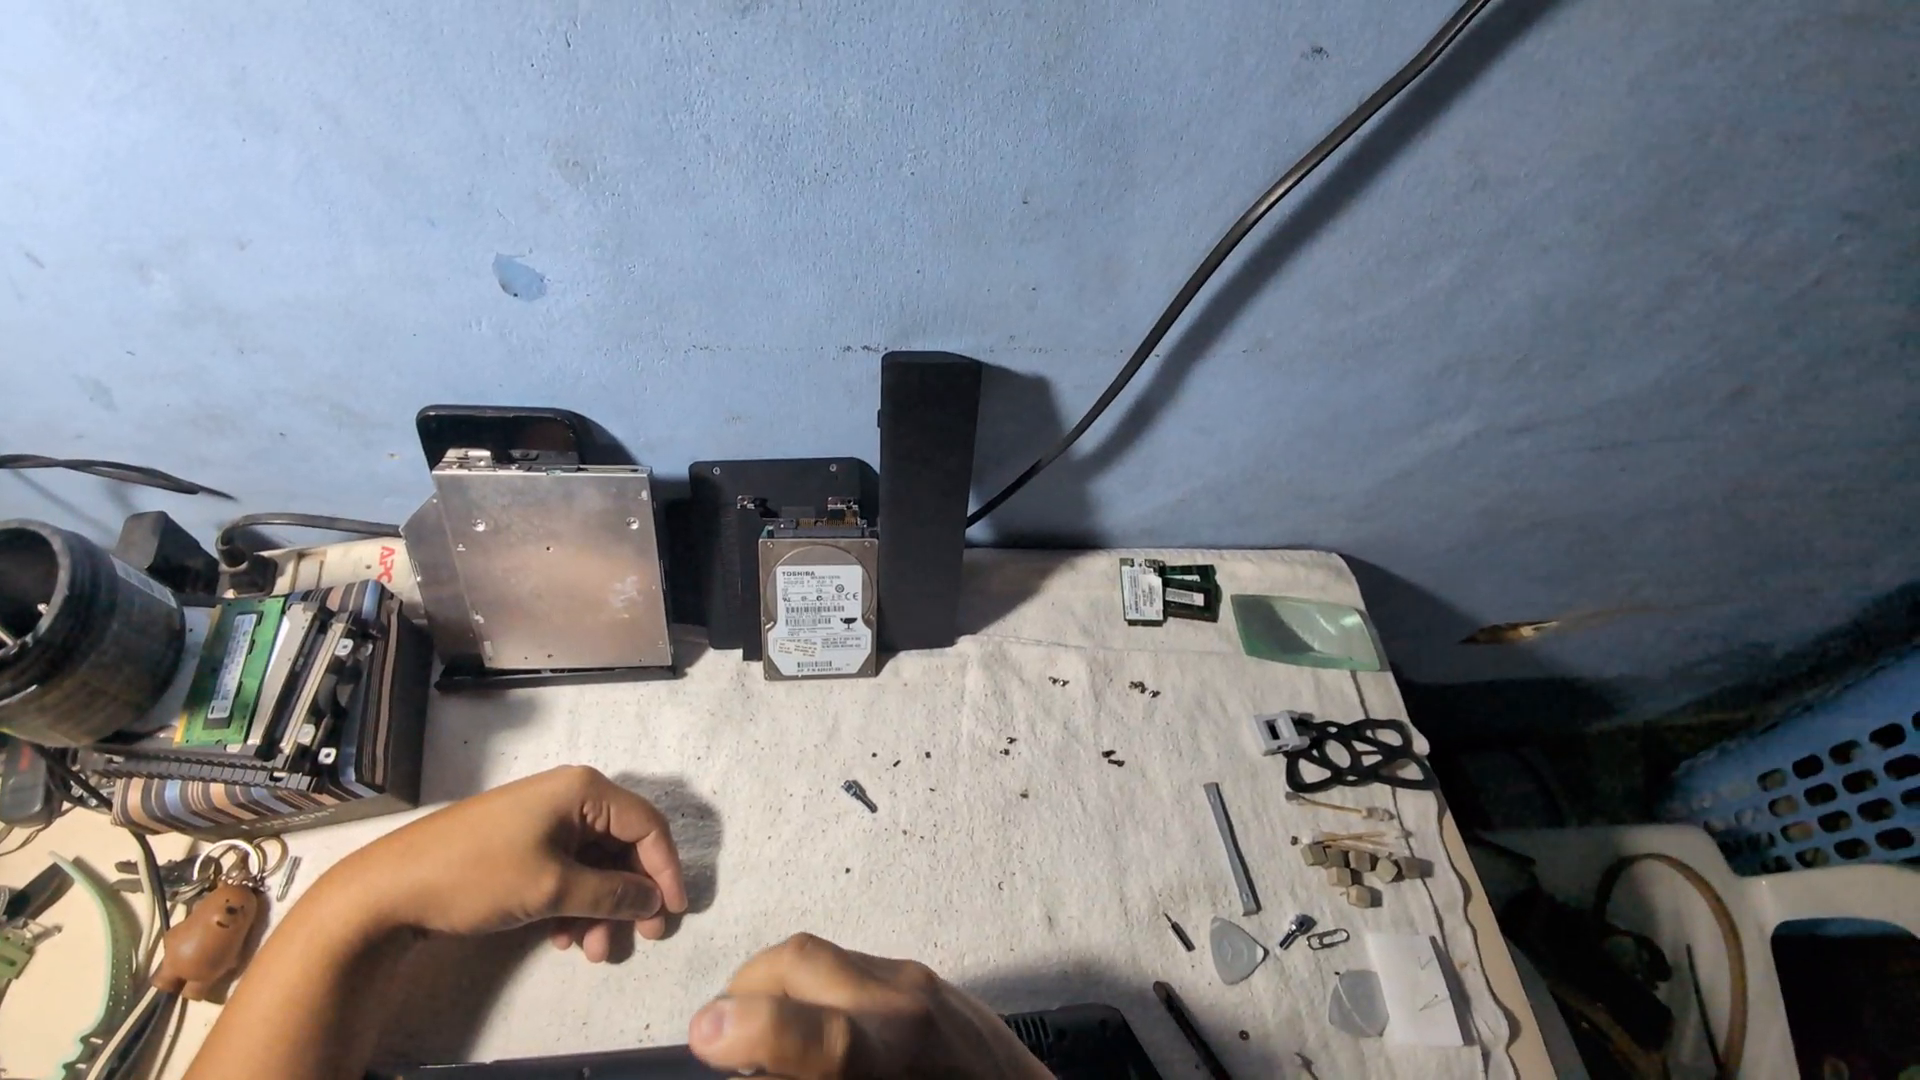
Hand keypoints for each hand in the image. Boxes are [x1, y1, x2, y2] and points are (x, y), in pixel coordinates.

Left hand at [324, 765, 687, 960]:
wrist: (383, 892)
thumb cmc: (477, 876)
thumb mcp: (552, 888)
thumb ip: (612, 894)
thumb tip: (654, 900)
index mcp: (584, 790)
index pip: (647, 824)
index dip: (666, 869)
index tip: (674, 912)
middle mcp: (571, 797)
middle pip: (623, 846)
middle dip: (630, 895)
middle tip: (642, 937)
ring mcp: (546, 819)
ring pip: (596, 863)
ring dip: (601, 907)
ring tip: (591, 950)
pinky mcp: (524, 843)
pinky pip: (568, 869)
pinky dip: (574, 903)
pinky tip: (561, 937)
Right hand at [687, 933, 1050, 1078]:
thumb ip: (812, 1075)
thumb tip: (759, 1067)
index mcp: (894, 1060)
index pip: (822, 1037)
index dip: (754, 1029)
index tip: (704, 1032)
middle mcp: (905, 1004)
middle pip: (803, 958)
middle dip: (745, 985)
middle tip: (724, 1032)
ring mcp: (915, 977)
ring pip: (821, 953)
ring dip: (779, 982)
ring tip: (770, 1028)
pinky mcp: (922, 970)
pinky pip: (850, 961)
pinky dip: (816, 984)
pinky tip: (820, 1022)